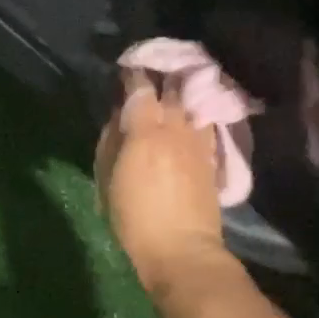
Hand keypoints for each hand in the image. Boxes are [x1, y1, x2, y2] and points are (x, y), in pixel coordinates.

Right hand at [99, 70, 235, 306]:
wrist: (182, 251)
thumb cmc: (135, 217)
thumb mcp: (107, 178)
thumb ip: (112, 139)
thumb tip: (119, 117)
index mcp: (146, 129)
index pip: (141, 87)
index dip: (133, 73)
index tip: (126, 66)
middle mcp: (176, 127)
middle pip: (172, 89)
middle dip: (162, 76)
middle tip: (151, 70)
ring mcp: (198, 142)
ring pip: (191, 104)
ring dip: (182, 92)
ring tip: (173, 87)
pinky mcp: (211, 158)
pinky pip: (203, 124)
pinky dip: (195, 114)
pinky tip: (189, 116)